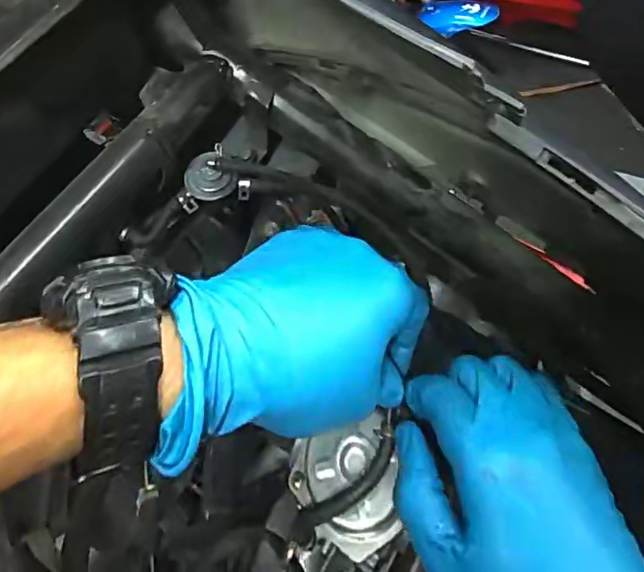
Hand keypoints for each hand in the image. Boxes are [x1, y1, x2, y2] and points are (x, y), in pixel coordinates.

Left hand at [152, 227, 428, 474]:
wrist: (226, 347)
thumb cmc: (290, 369)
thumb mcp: (360, 398)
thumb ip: (383, 381)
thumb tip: (381, 376)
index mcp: (388, 286)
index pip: (416, 312)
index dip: (404, 347)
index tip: (388, 367)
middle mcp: (358, 256)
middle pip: (379, 290)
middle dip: (370, 325)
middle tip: (355, 359)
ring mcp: (320, 245)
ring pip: (344, 276)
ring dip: (338, 305)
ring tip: (316, 342)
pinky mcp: (285, 245)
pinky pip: (309, 267)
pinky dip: (306, 290)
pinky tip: (293, 322)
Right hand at [396, 355, 643, 571]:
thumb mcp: (447, 554)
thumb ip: (416, 490)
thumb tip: (408, 436)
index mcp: (481, 451)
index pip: (438, 389)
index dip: (418, 394)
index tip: (413, 410)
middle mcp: (517, 424)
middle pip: (472, 368)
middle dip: (450, 385)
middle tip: (441, 418)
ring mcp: (552, 425)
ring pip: (507, 368)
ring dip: (486, 382)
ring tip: (476, 416)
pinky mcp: (576, 438)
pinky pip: (541, 386)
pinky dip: (520, 390)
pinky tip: (511, 421)